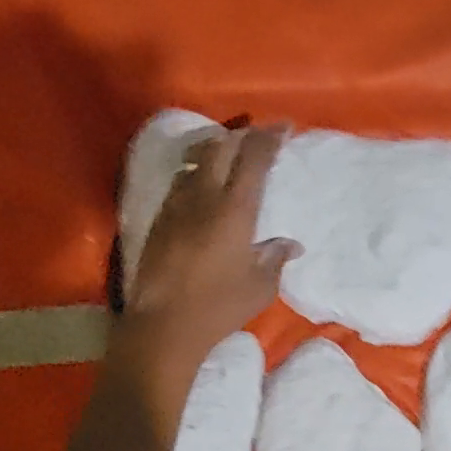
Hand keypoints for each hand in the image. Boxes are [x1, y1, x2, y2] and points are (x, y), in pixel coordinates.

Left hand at [125, 124, 301, 367]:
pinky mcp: (160, 218)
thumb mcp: (259, 287)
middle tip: (257, 135)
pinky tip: (202, 182)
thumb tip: (290, 244)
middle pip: (222, 147)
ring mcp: (177, 204)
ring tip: (228, 150)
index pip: (255, 159)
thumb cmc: (219, 306)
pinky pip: (181, 180)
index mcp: (235, 209)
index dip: (270, 138)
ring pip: (197, 159)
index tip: (284, 126)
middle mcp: (205, 196)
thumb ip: (275, 259)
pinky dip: (197, 170)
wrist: (164, 323)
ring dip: (216, 148)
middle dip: (242, 135)